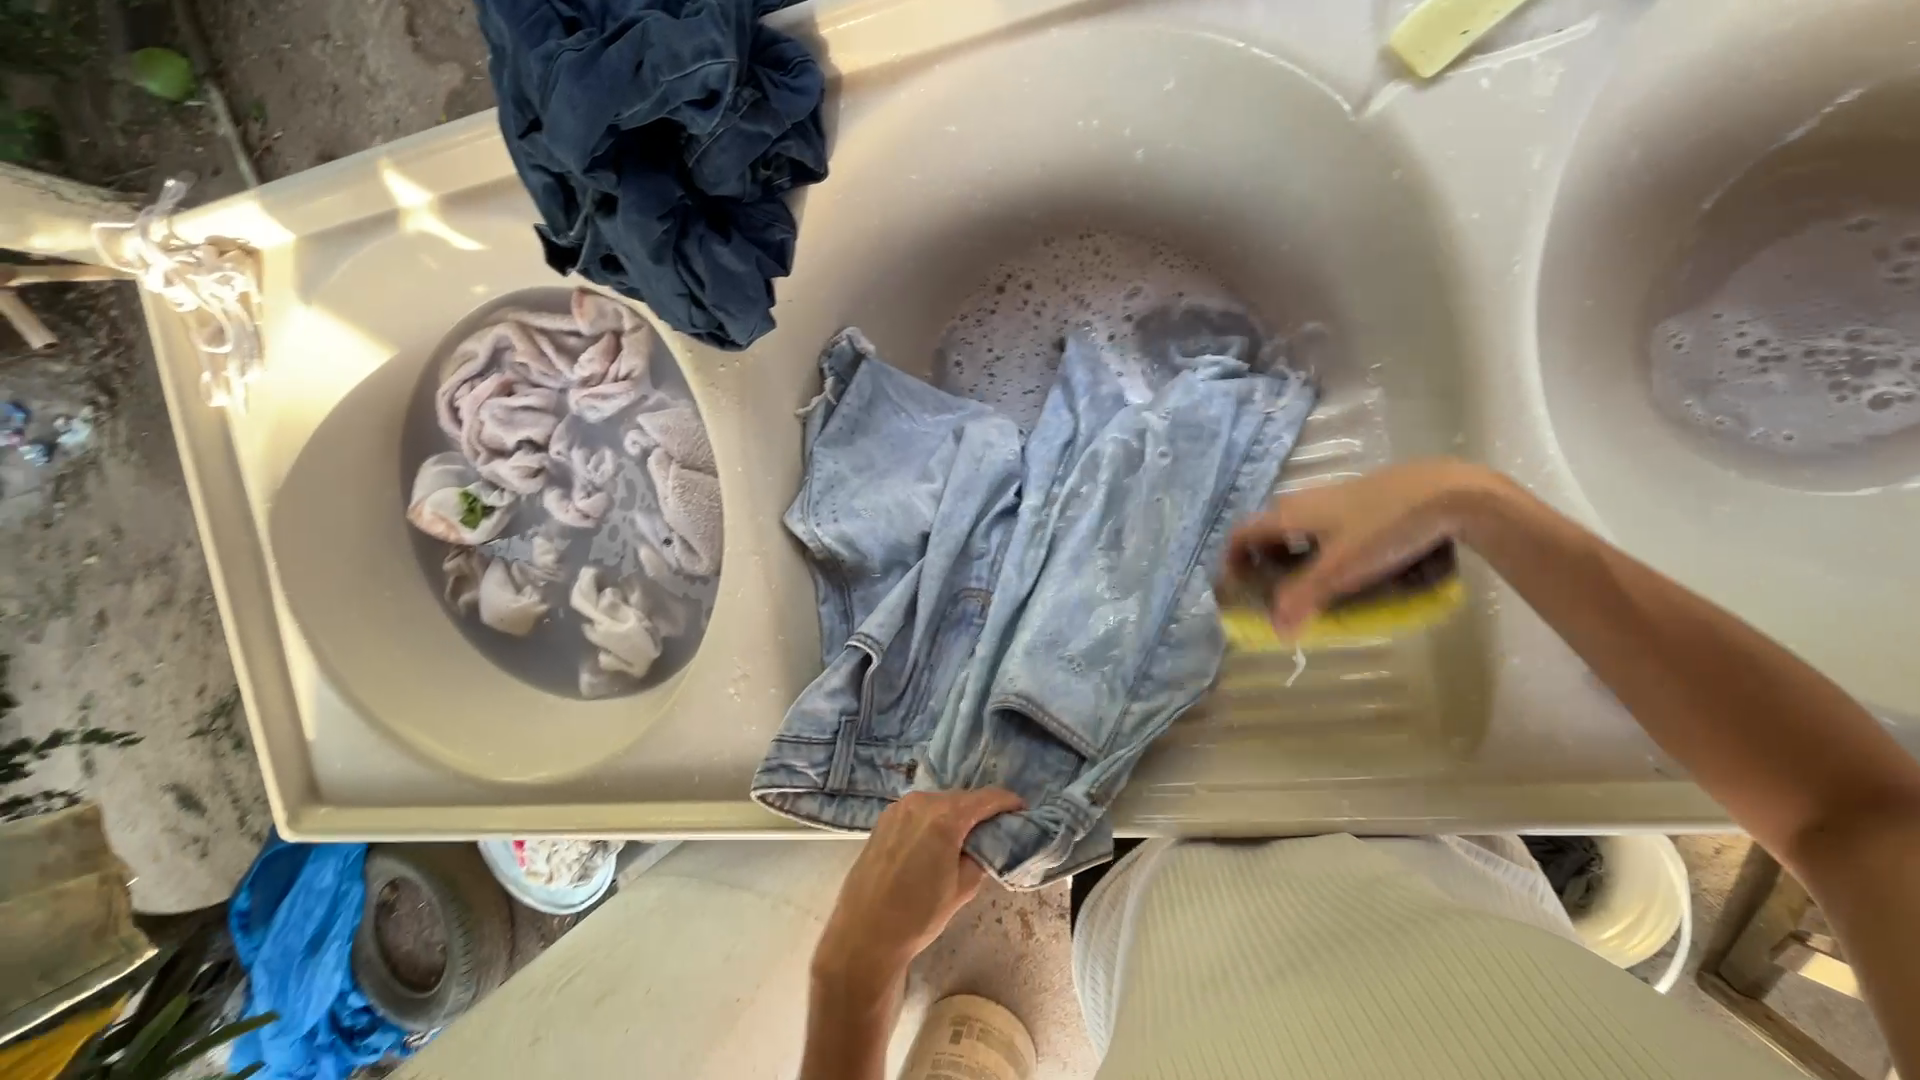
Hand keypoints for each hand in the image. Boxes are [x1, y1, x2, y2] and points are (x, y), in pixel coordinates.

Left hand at [813, 788, 1024, 994]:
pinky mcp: (884, 820)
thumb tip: (987, 842)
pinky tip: (937, 843)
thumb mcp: (963, 887)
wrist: (864, 933)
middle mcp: (921, 802)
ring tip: (967, 840)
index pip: (987, 798)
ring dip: (956, 816)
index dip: (1009, 804)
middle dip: (981, 812)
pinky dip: (933, 821)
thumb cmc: (918, 914)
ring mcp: (898, 808)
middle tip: (996, 832)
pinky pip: (919, 812)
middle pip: (962, 798)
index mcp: (944, 816)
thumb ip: (981, 856)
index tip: (1022, 813)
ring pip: (939, 804)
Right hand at [1225, 459, 1506, 634]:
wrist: (1449, 492)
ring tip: (1309, 586)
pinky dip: (1317, 549)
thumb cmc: (1385, 527)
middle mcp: (1302, 501)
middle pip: (1266, 532)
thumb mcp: (1341, 568)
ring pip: (1297, 529)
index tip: (1236, 591)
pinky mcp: (1360, 500)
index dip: (1231, 563)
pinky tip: (1345, 566)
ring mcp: (1333, 498)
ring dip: (1291, 558)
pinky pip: (1322, 526)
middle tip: (1272, 594)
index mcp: (1288, 513)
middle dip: (1262, 564)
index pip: (1240, 535)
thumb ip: (1304, 598)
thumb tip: (1276, 630)